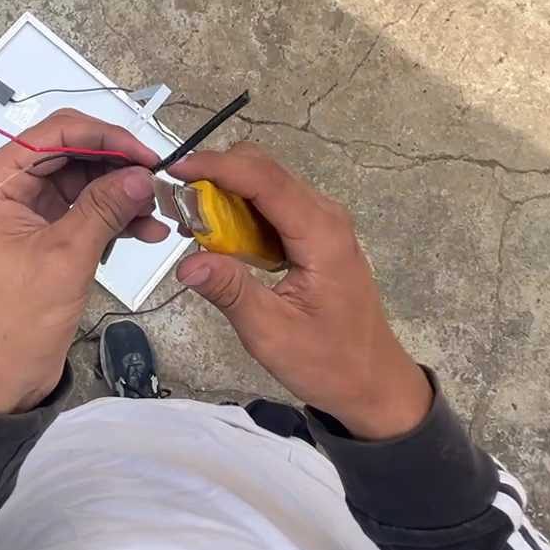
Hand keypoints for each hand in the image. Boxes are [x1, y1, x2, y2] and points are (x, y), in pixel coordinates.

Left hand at [0, 109, 169, 413]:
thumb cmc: (13, 322)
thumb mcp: (64, 258)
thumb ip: (104, 208)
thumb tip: (143, 175)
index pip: (54, 133)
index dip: (105, 136)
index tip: (147, 154)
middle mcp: (3, 185)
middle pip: (70, 153)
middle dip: (116, 166)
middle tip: (157, 183)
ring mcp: (22, 209)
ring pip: (81, 180)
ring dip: (120, 193)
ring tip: (158, 212)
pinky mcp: (40, 232)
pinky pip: (81, 210)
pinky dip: (112, 217)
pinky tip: (146, 231)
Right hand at [170, 143, 432, 439]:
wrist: (374, 382)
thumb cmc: (329, 362)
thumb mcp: (272, 335)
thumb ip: (231, 292)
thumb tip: (187, 264)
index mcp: (321, 235)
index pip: (265, 180)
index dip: (218, 167)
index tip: (176, 171)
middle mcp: (324, 216)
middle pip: (264, 169)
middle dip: (216, 175)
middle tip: (179, 206)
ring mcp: (321, 221)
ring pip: (265, 181)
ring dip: (224, 190)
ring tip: (191, 223)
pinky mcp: (313, 232)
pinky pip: (270, 203)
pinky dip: (237, 207)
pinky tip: (217, 236)